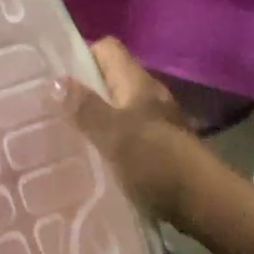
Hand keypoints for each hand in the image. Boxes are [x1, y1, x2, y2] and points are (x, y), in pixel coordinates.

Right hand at [64, 38, 198, 221]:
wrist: (204, 204)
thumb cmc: (157, 162)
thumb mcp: (114, 134)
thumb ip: (85, 107)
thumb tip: (55, 80)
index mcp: (137, 82)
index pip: (107, 49)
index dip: (80, 54)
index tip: (54, 76)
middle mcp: (149, 95)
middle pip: (110, 79)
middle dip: (81, 91)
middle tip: (49, 109)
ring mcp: (157, 122)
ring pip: (118, 108)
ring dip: (95, 119)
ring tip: (64, 136)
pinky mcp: (160, 149)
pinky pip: (128, 134)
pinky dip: (110, 142)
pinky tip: (92, 161)